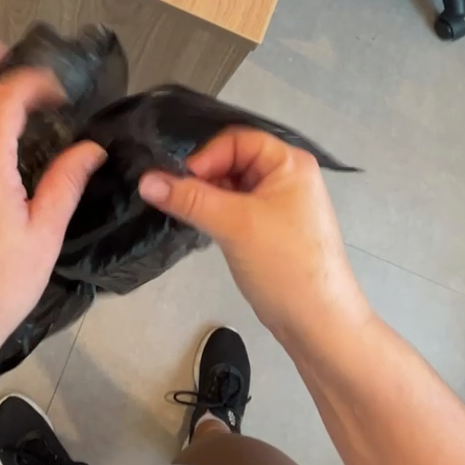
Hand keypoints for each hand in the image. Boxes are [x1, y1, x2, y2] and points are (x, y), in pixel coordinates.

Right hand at [138, 129, 369, 341]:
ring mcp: (282, 204)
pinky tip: (206, 228)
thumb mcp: (233, 224)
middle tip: (182, 200)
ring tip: (192, 216)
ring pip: (234, 186)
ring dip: (211, 197)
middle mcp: (289, 176)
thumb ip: (188, 198)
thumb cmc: (284, 264)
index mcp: (290, 162)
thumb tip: (145, 180)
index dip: (207, 157)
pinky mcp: (273, 229)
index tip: (182, 183)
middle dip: (206, 178)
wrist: (320, 325)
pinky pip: (239, 207)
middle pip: (234, 160)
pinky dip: (220, 213)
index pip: (237, 140)